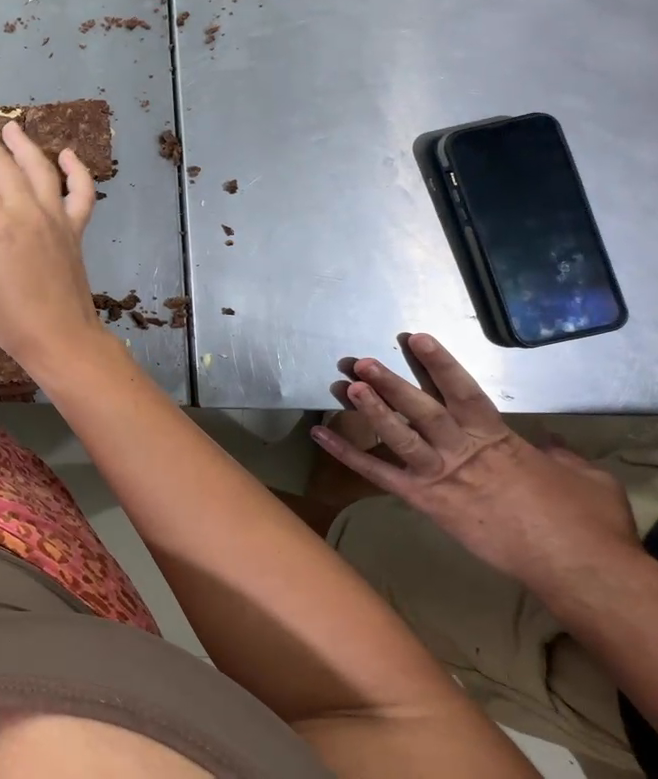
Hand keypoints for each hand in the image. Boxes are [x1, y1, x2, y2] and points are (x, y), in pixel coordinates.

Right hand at [0, 118, 104, 370]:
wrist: (58, 337)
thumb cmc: (5, 314)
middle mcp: (27, 211)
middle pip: (3, 165)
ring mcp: (55, 217)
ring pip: (40, 168)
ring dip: (24, 145)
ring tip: (10, 128)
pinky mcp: (74, 228)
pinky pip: (81, 192)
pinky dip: (76, 170)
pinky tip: (67, 155)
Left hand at [312, 333, 641, 592]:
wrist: (577, 567)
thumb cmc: (587, 521)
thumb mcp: (584, 477)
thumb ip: (559, 454)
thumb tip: (548, 443)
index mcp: (498, 438)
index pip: (463, 391)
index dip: (438, 363)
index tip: (415, 338)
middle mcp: (462, 449)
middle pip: (421, 407)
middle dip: (390, 382)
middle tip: (360, 361)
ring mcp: (438, 474)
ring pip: (396, 434)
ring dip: (370, 409)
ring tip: (343, 386)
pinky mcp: (422, 499)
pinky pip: (376, 472)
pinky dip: (345, 453)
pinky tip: (319, 434)